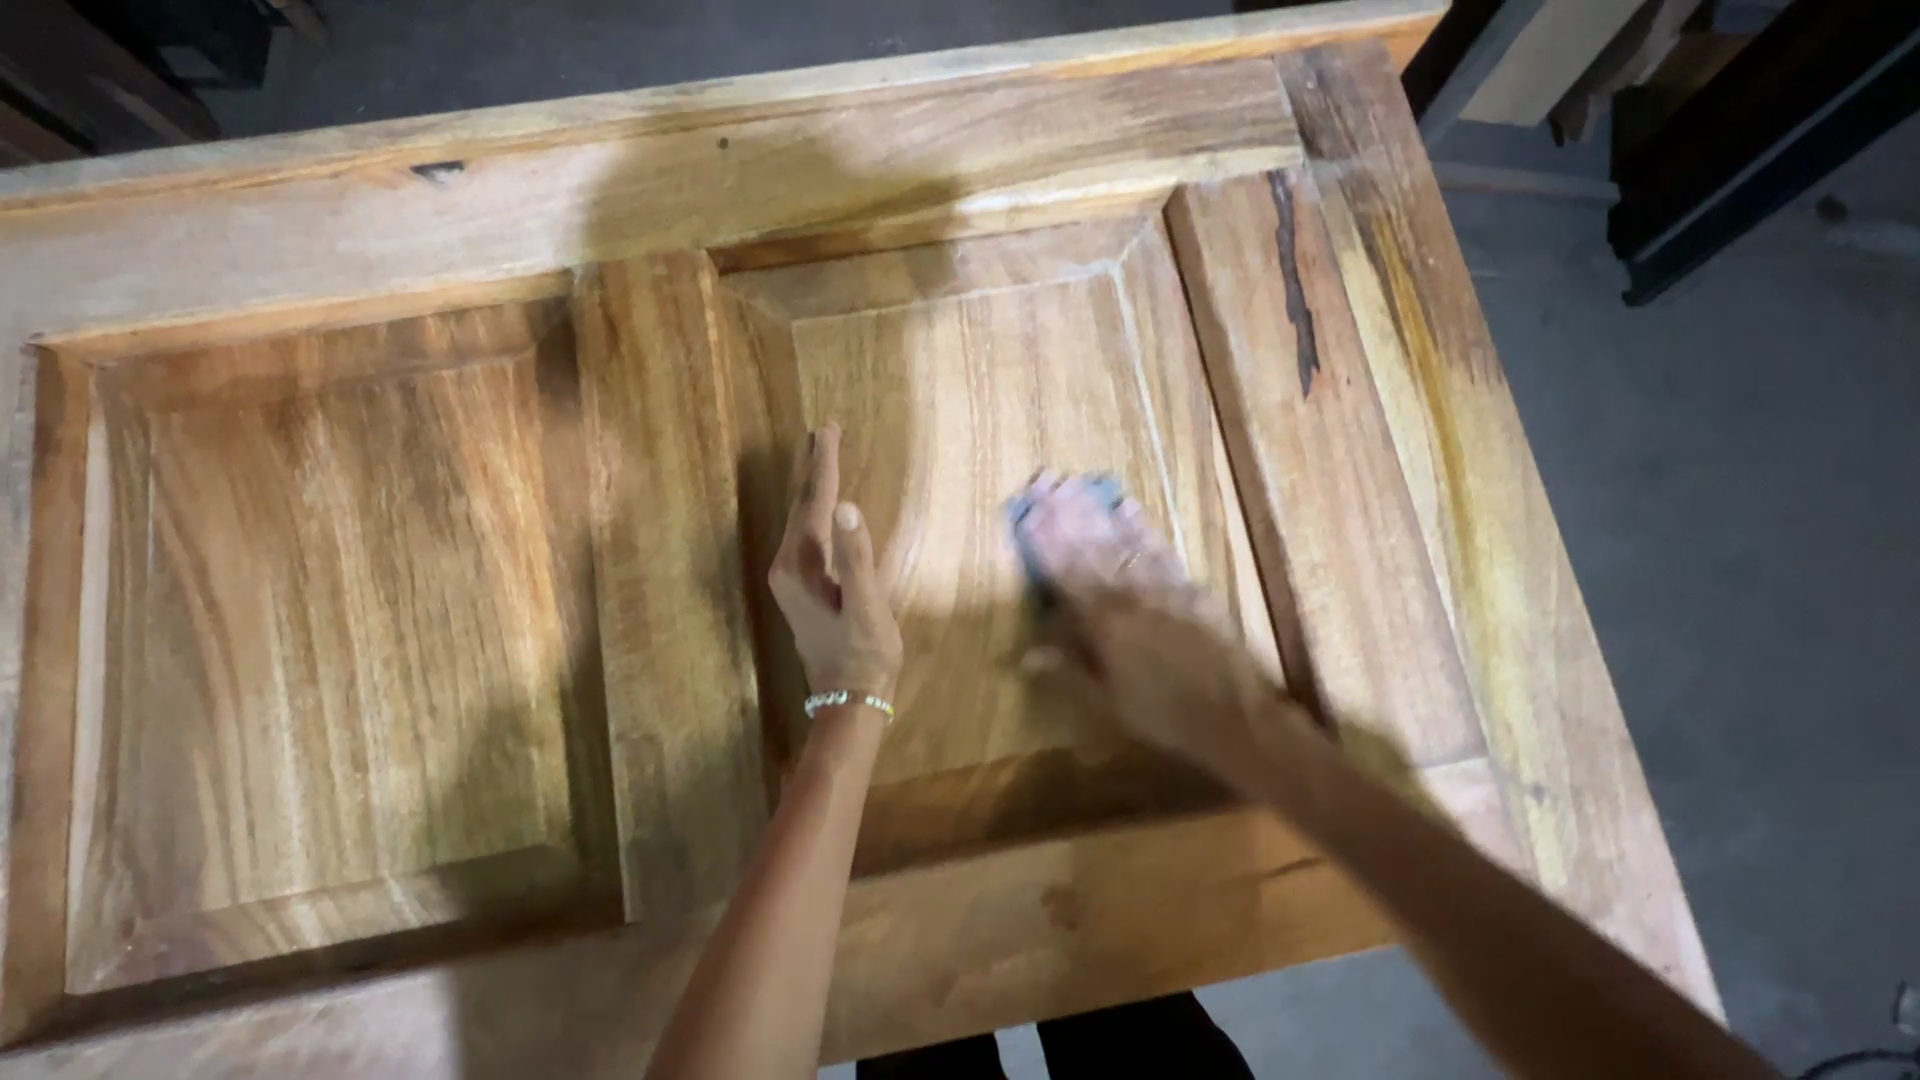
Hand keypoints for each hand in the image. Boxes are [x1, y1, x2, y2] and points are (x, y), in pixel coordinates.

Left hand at [767, 424, 902, 700]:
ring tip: (821, 455)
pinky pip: (805, 535)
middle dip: (812, 467)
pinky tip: (822, 505)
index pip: (813, 503)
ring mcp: (789, 578)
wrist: (849, 699)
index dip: (824, 465)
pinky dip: (814, 510)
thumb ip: (856, 556)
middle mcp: (785, 567)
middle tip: (822, 430)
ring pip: (799, 519)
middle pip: (799, 506)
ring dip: (811, 486)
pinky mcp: (800, 587)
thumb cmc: (864, 654)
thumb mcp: (866, 605)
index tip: (829, 428)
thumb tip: (845, 505)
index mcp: (799, 566)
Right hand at [1014, 473, 1295, 767]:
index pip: (1065, 573)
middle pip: (1090, 547)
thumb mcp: (1108, 703)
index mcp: (1104, 623)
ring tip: (1075, 483)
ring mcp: (1163, 586)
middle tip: (1045, 480)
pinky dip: (1142, 526)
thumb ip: (1069, 672)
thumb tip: (1027, 654)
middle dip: (1064, 512)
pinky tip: (1126, 505)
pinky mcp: (1191, 587)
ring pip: (1122, 540)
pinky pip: (1160, 549)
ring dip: (1096, 510)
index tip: (1027, 510)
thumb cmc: (1164, 716)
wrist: (1235, 716)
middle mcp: (1130, 594)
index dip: (1044, 541)